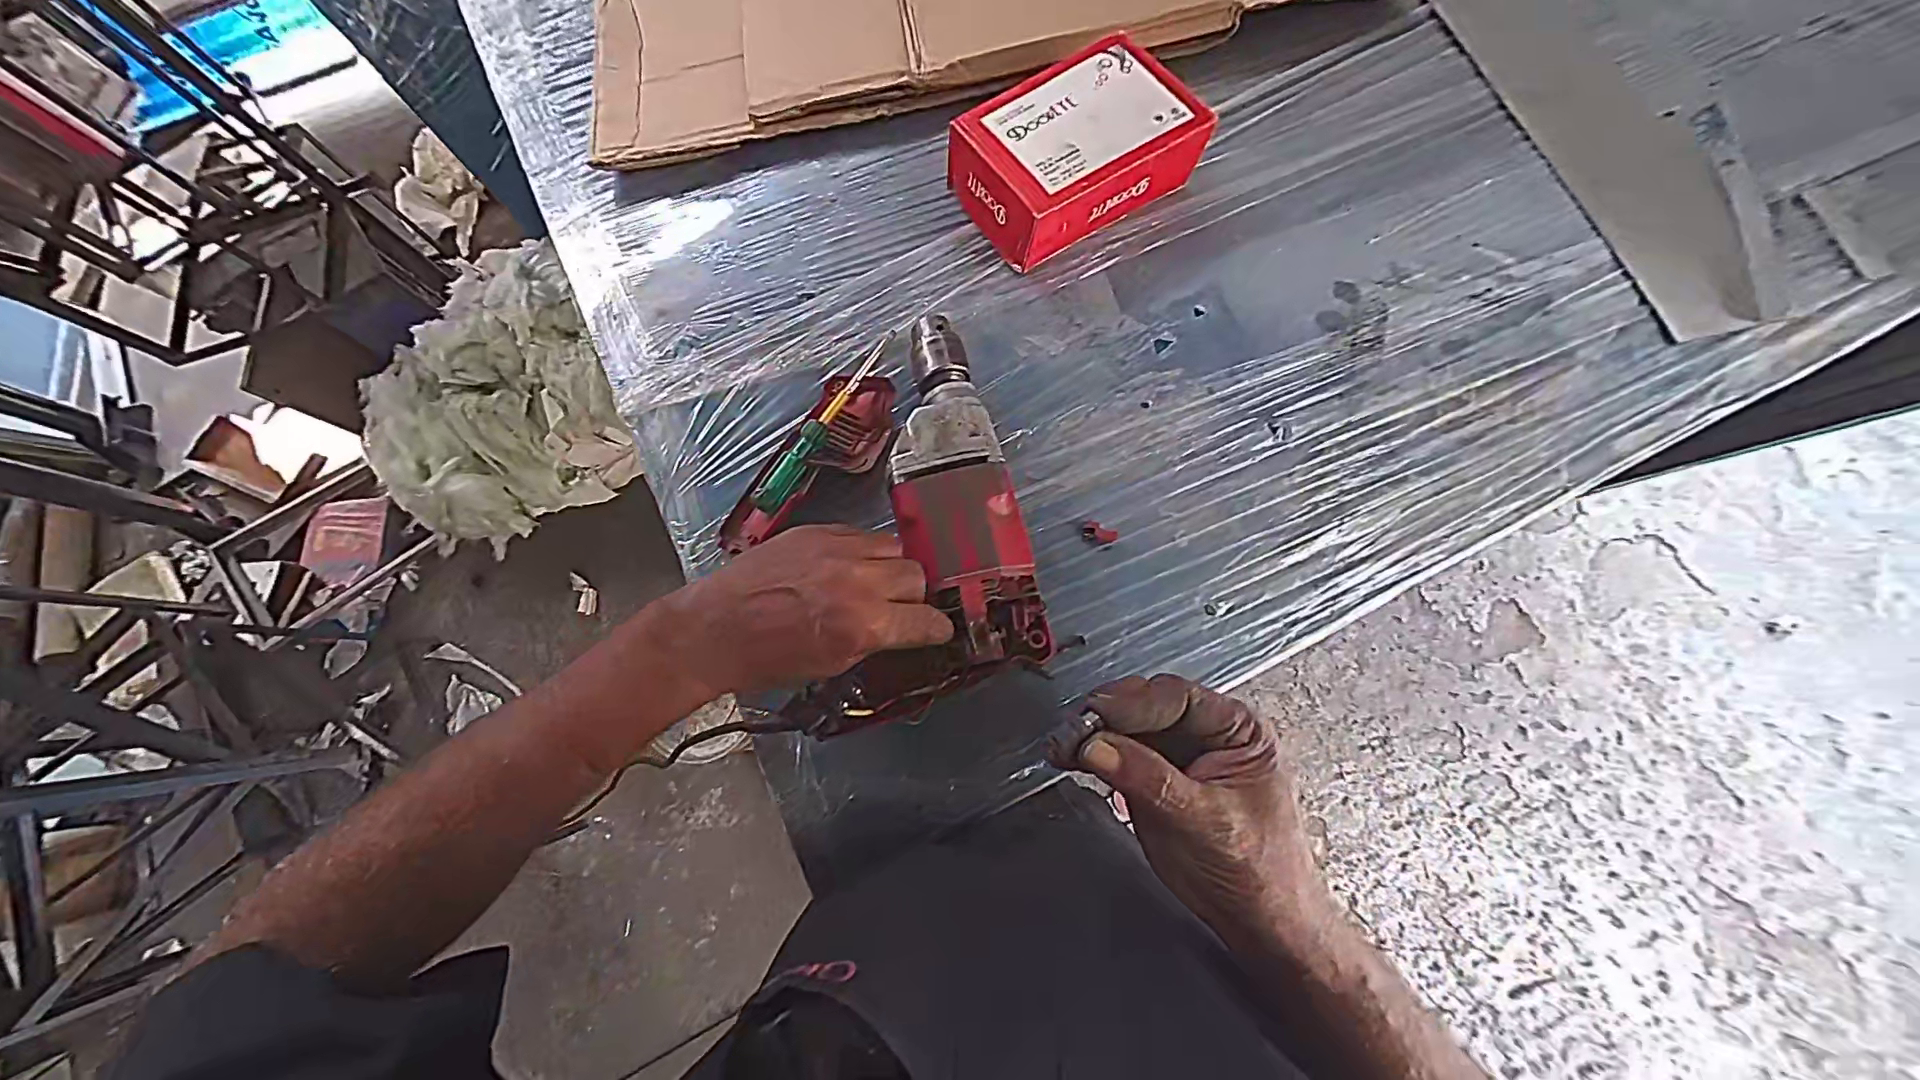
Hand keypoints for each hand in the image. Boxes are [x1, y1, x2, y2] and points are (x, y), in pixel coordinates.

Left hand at [667, 526, 953, 696]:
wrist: (714, 629)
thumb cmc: (767, 658)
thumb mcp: (832, 665)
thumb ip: (874, 641)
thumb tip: (899, 629)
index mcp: (863, 624)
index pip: (926, 620)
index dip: (936, 628)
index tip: (936, 629)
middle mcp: (858, 581)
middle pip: (917, 575)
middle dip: (915, 595)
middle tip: (902, 607)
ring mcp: (837, 550)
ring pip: (896, 548)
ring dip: (894, 568)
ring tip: (878, 582)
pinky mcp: (817, 531)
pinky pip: (862, 535)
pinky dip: (865, 553)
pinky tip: (850, 567)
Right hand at [1054, 674, 1327, 946]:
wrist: (1258, 925)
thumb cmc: (1260, 874)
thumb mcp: (1206, 821)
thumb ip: (1151, 779)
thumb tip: (1099, 745)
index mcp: (1237, 729)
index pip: (1177, 698)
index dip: (1132, 703)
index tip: (1096, 712)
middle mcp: (1206, 733)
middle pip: (1145, 706)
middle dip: (1106, 717)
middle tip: (1073, 731)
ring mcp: (1177, 754)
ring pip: (1125, 727)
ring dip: (1091, 734)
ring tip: (1064, 746)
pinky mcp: (1151, 776)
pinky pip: (1116, 753)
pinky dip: (1091, 755)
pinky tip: (1071, 758)